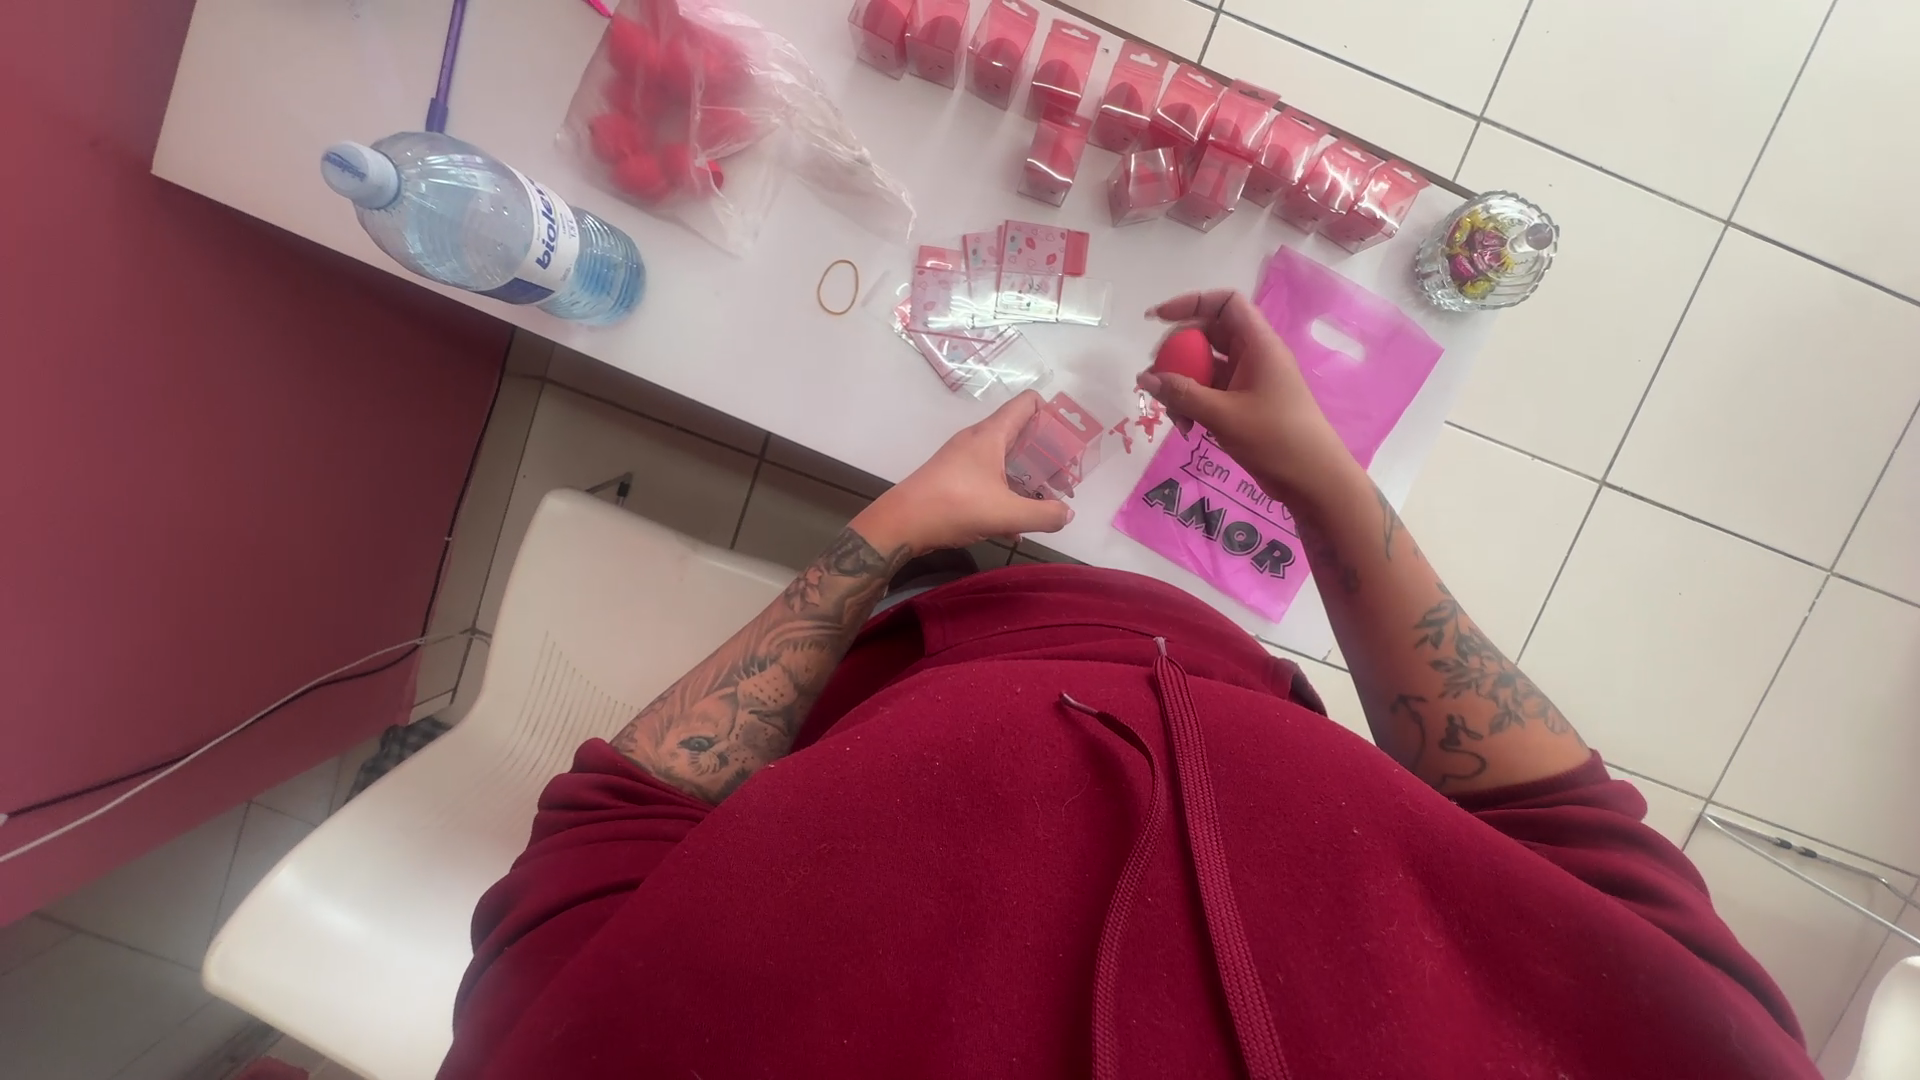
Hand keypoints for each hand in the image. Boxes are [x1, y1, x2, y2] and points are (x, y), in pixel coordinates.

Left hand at [851, 390, 1074, 555]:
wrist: (901, 524)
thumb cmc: (954, 507)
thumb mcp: (1006, 514)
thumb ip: (1043, 514)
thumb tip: (1067, 513)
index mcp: (991, 435)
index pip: (1028, 403)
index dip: (1053, 414)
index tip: (1068, 442)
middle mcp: (977, 440)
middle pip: (1020, 433)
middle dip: (1045, 454)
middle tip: (1062, 479)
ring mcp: (963, 459)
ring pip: (1005, 460)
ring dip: (1026, 478)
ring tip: (1044, 502)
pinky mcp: (954, 478)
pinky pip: (989, 479)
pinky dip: (1006, 494)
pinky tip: (1015, 525)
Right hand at [1138, 290, 1361, 508]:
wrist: (1311, 478)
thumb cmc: (1275, 439)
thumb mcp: (1223, 415)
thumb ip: (1182, 394)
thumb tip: (1145, 378)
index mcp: (1258, 345)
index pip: (1224, 304)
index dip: (1190, 303)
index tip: (1157, 319)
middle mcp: (1253, 356)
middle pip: (1208, 336)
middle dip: (1177, 354)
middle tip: (1156, 377)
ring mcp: (1248, 381)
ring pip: (1205, 368)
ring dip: (1183, 386)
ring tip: (1174, 415)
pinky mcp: (1243, 405)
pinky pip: (1210, 392)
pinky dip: (1194, 404)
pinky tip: (1187, 427)